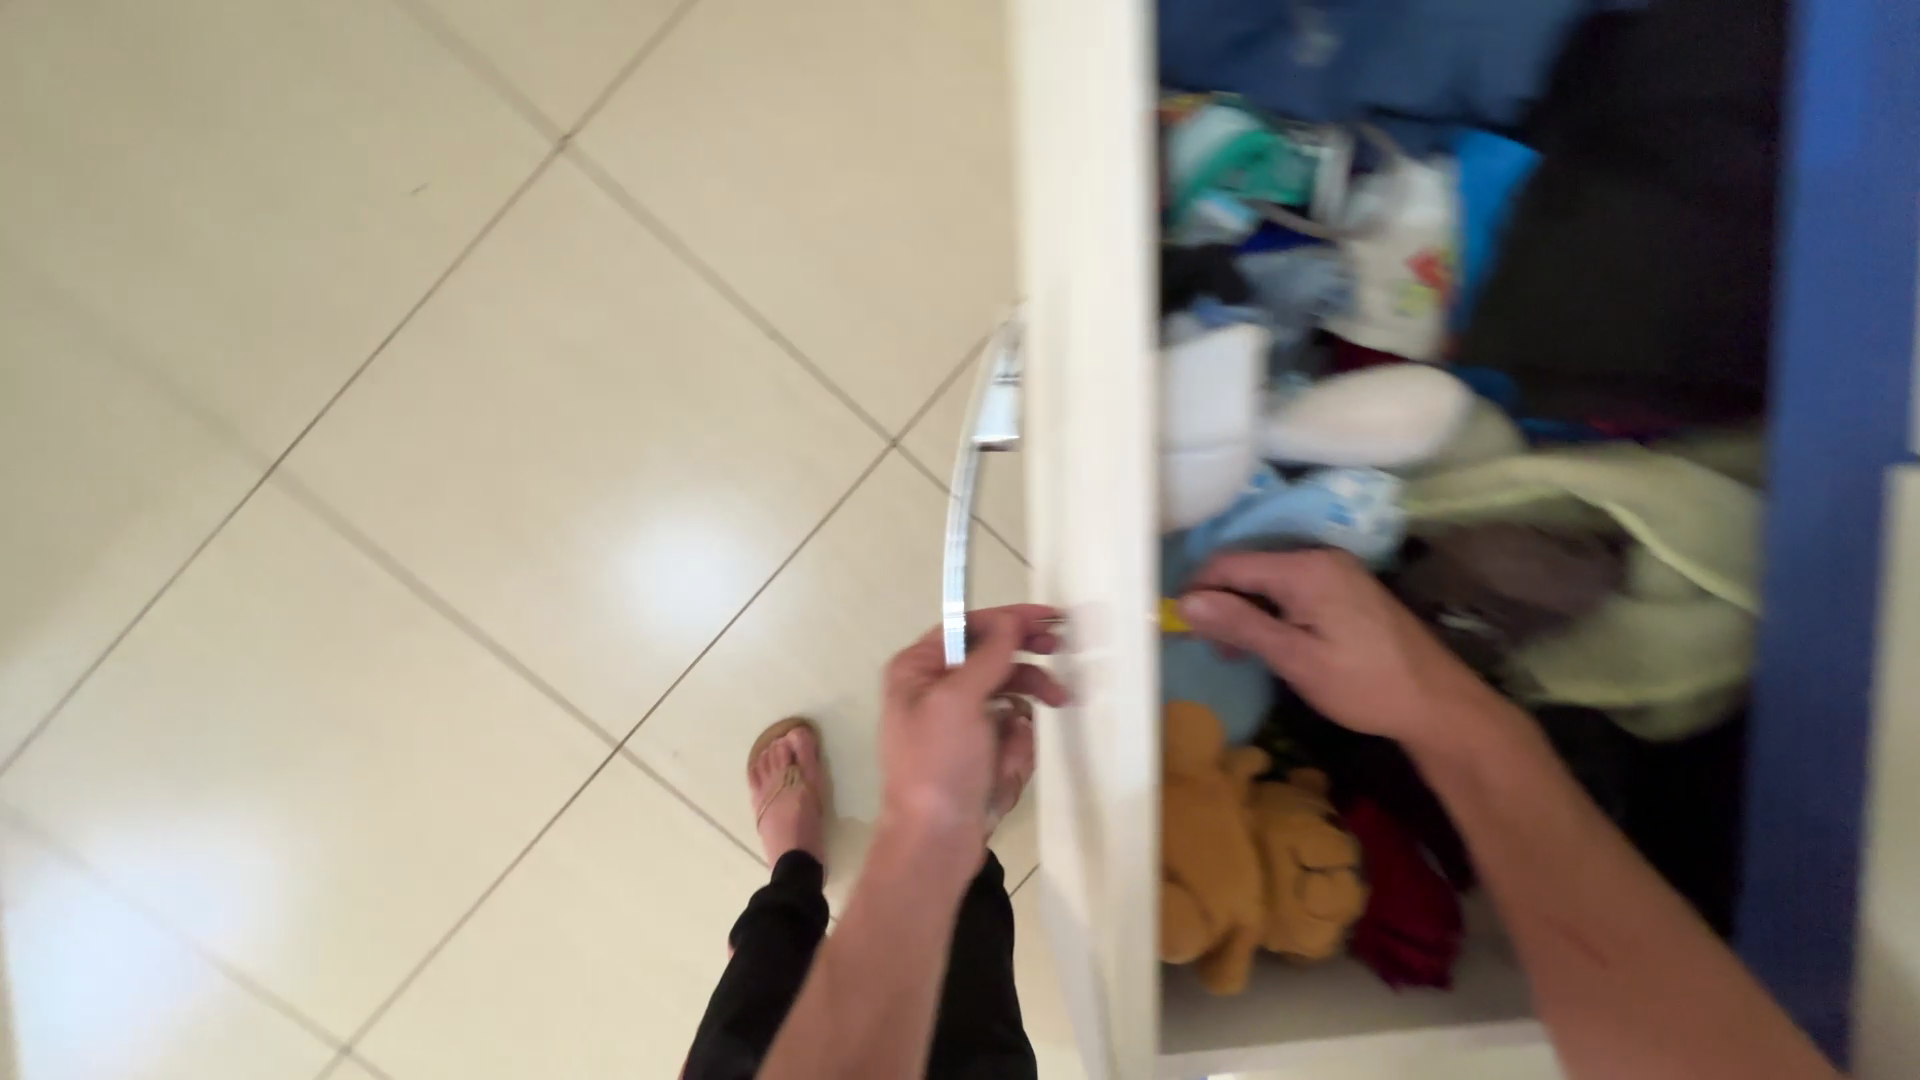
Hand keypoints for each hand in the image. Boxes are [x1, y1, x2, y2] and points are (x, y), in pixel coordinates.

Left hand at [880, 604, 1069, 846]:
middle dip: (1023, 667)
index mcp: (918, 669)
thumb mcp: (959, 701)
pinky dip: (1014, 749)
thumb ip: (988, 656)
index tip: (1049, 617)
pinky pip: (1010, 733)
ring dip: (1020, 719)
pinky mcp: (977, 753)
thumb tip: (1009, 622)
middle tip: (1058, 652)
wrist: (935, 844)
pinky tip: (1002, 773)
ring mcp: (957, 724)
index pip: (967, 627)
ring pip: (1008, 698)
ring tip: (1021, 743)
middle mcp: (934, 690)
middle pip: (991, 659)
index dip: (1008, 619)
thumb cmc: (939, 764)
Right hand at [1174, 550, 1507, 749]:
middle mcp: (1318, 558)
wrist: (1439, 704)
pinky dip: (1268, 612)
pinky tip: (1266, 643)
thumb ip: (1240, 625)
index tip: (1180, 625)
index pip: (1229, 564)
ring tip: (1233, 652)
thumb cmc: (1363, 684)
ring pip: (1266, 581)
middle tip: (1211, 647)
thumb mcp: (1295, 658)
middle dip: (1220, 603)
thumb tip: (1187, 602)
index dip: (1198, 591)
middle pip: (1247, 569)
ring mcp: (1334, 572)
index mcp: (1305, 569)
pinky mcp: (1343, 589)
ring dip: (1243, 611)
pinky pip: (1289, 590)